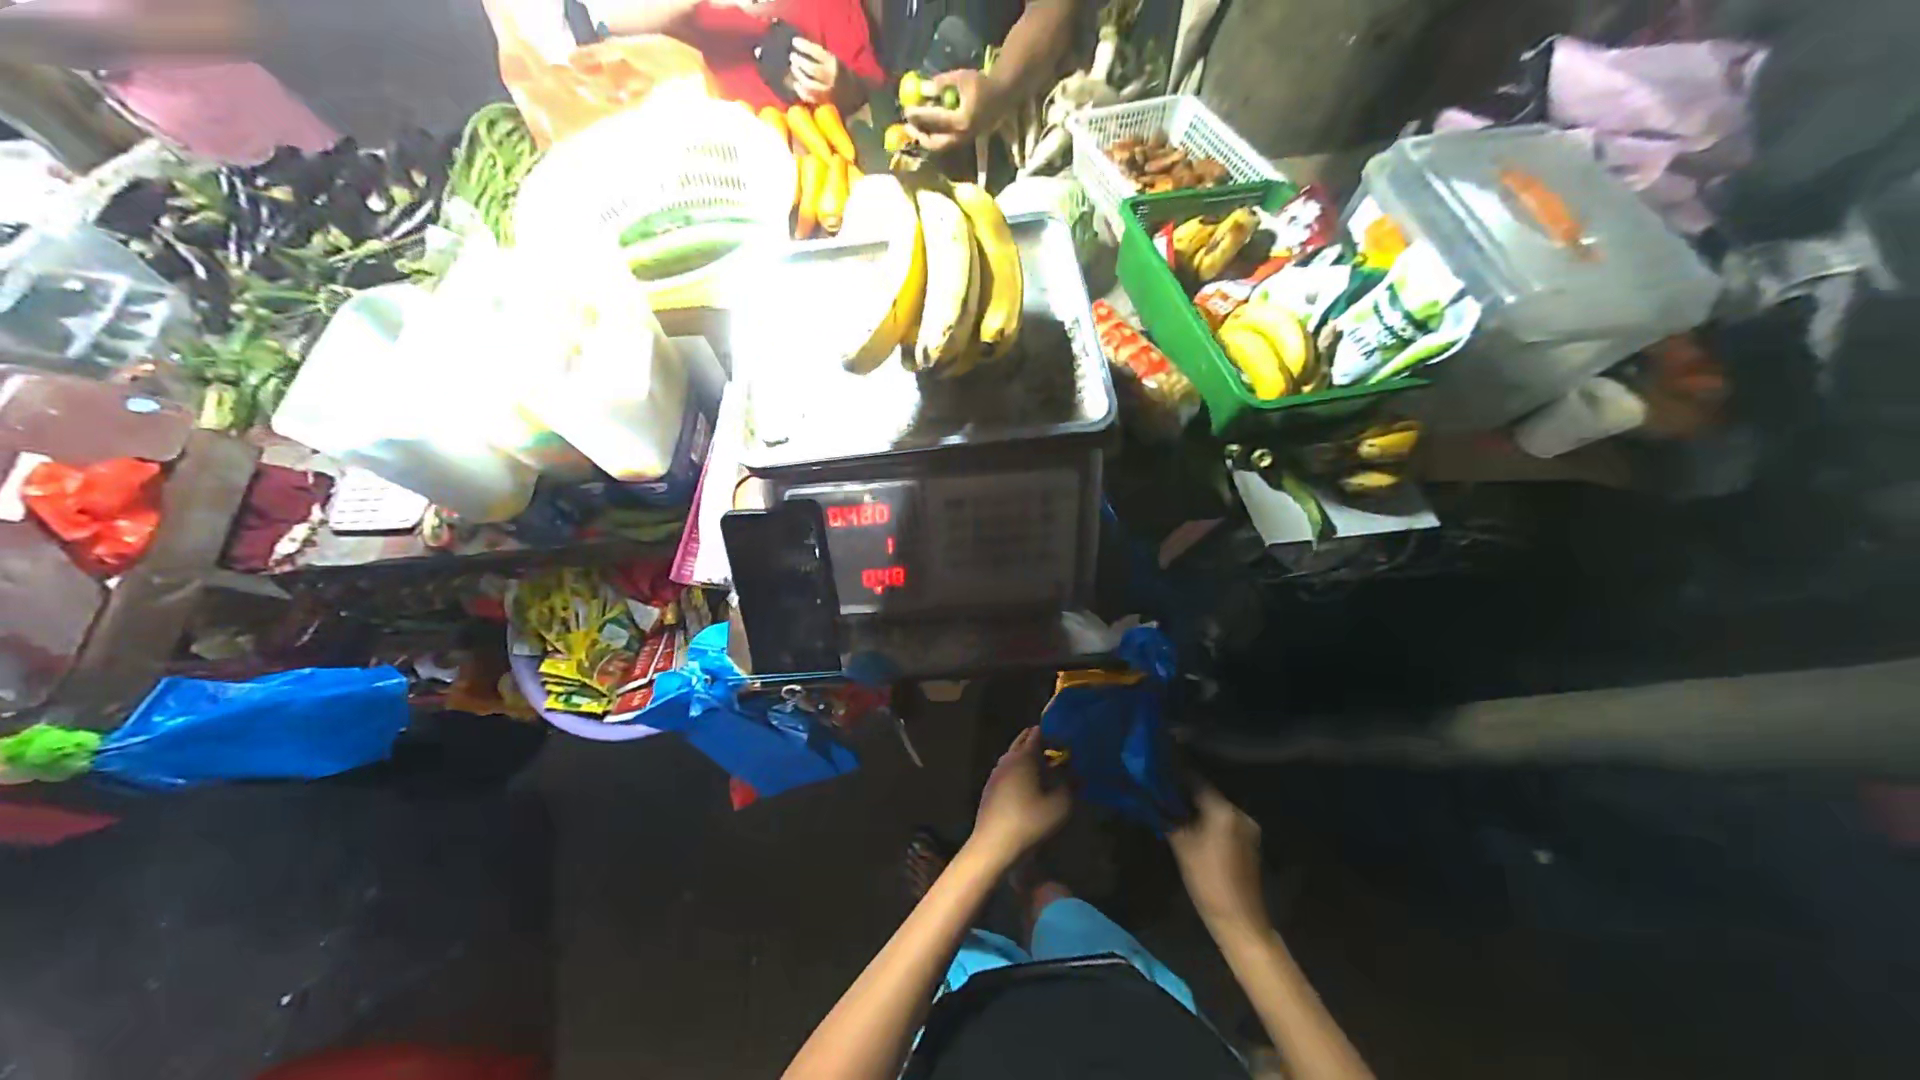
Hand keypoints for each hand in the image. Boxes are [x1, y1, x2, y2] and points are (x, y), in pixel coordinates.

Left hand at [790, 36, 857, 110]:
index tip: (794, 41)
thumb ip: (822, 57)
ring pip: (808, 83)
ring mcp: (827, 92)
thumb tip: (802, 50)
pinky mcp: (824, 102)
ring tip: (793, 68)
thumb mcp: (836, 62)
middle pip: (810, 68)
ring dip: (798, 75)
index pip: (816, 52)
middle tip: (792, 57)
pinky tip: (796, 84)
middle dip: (799, 61)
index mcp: (834, 64)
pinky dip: (800, 90)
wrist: (857, 97)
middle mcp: (831, 77)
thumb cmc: (845, 76)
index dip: (803, 46)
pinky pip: (809, 96)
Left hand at [904, 69, 1007, 152]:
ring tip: (914, 129)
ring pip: (941, 146)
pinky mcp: (966, 140)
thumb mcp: (962, 78)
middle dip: (920, 136)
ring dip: (926, 139)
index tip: (906, 110)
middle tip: (907, 126)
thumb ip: (942, 83)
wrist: (1003, 96)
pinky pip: (947, 143)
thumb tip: (923, 88)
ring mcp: (965, 141)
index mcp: (962, 120)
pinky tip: (926, 130)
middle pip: (936, 142)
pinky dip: (935, 138)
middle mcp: (963, 135)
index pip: (936, 120)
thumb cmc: (983, 84)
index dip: (919, 115)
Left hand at [965, 727, 1070, 867]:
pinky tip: (1027, 787)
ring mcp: (996, 773)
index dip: (1052, 735)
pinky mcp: (990, 788)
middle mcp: (1008, 759)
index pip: (1037, 733)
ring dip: (1027, 757)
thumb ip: (1070, 784)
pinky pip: (1007, 770)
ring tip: (1044, 771)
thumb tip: (1075, 773)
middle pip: (1022, 740)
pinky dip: (1018, 771)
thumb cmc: (1030, 821)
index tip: (1065, 745)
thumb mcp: (1061, 804)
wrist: (995, 844)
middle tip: (1056, 755)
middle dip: (1039, 743)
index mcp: (1024, 756)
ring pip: (1013, 755)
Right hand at [1168, 785, 1269, 935]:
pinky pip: (1225, 821)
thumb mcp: (1181, 845)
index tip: (1158, 772)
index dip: (1177, 775)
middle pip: (1208, 793)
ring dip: (1197, 806)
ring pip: (1216, 808)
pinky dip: (1209, 819)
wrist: (1239, 920)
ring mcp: (1248, 828)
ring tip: (1174, 808)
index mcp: (1224, 811)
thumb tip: (1156, 799)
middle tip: (1162, 791)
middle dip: (1186, 792)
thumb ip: (1169, 817)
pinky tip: (1193, 826)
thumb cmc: (1207, 880)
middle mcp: (1240, 813)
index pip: (1197, 781)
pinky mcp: (1249, 842)